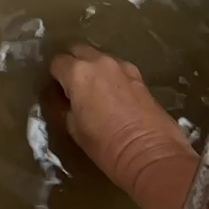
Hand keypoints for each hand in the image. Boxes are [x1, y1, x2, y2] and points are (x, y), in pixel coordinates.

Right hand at [50, 43, 196, 194]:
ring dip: (94, 69)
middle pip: (78, 50)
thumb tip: (66, 101)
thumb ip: (66, 107)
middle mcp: (98, 62)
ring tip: (97, 92)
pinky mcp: (140, 77)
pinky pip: (119, 69)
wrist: (153, 157)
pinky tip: (116, 96)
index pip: (56, 63)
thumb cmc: (107, 146)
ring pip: (100, 57)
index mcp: (77, 72)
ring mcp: (122, 67)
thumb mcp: (74, 129)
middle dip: (73, 64)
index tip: (58, 92)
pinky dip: (113, 77)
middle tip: (74, 87)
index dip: (55, 77)